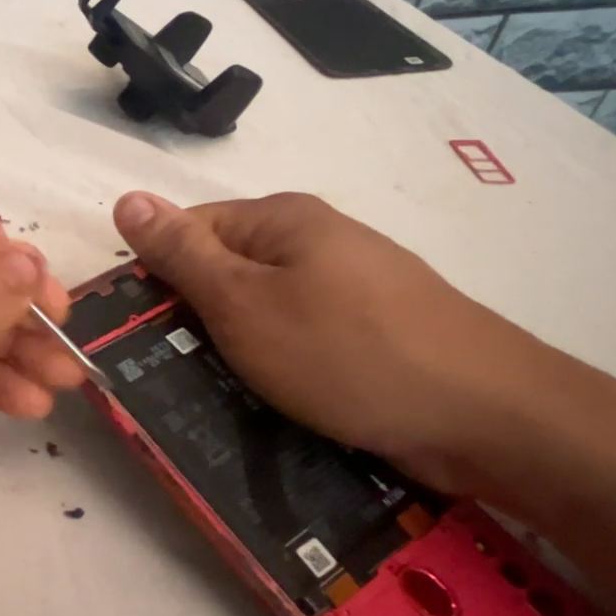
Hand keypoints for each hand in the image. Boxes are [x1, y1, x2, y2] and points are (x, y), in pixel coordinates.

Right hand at [113, 190, 564, 494]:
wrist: (488, 417)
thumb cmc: (345, 353)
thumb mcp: (242, 302)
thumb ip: (181, 254)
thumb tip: (127, 198)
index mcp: (280, 218)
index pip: (187, 230)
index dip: (156, 278)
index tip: (141, 332)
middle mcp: (317, 238)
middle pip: (225, 269)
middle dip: (195, 317)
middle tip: (177, 369)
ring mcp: (352, 284)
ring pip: (262, 308)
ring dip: (234, 346)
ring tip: (221, 389)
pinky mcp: (374, 329)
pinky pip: (301, 336)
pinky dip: (279, 363)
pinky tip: (275, 396)